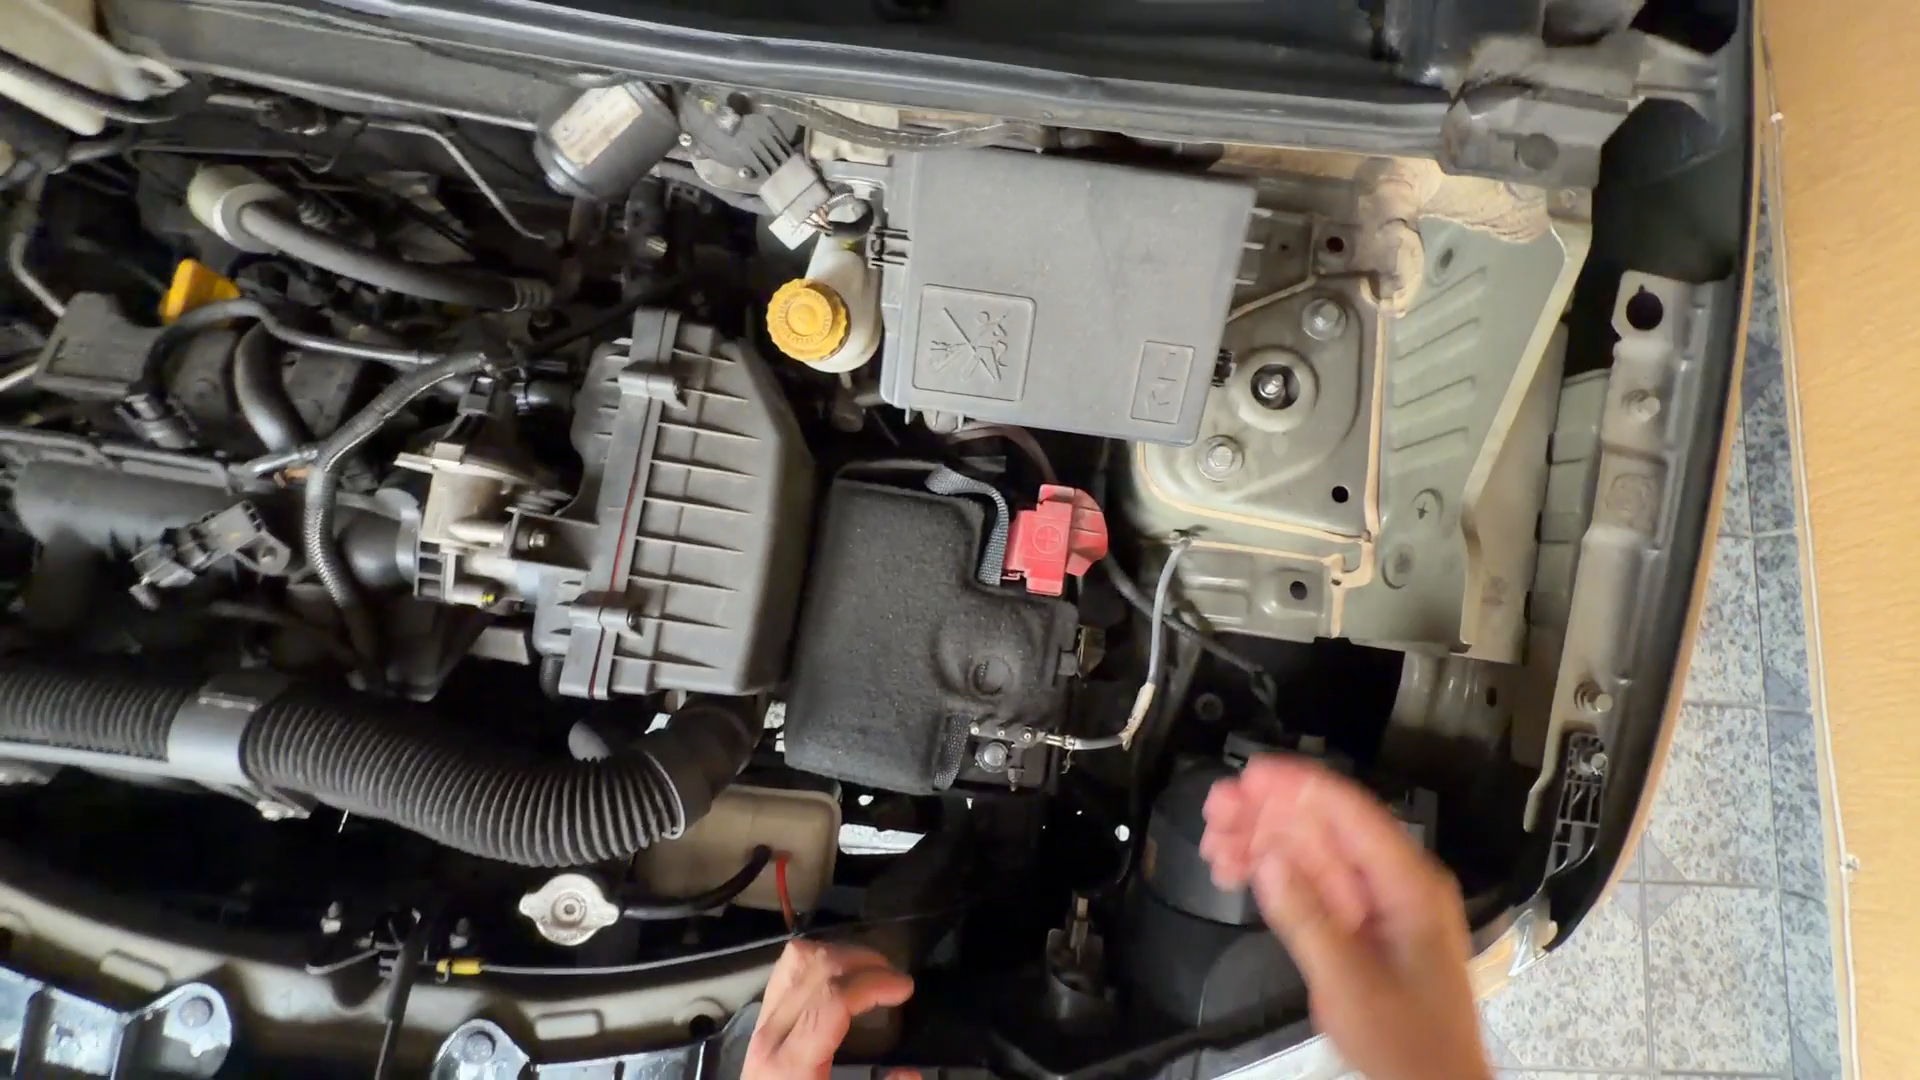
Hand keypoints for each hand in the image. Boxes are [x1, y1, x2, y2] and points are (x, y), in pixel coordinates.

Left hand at [742, 940, 918, 1079]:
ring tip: (871, 970)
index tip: (906, 988)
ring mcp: (762, 1021)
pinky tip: (840, 974)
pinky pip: (789, 968)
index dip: (874, 983)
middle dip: (865, 963)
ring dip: (842, 954)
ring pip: (801, 959)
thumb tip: (911, 1072)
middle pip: (820, 969)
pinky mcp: (761, 1017)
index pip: (833, 998)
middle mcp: (771, 1033)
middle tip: (895, 979)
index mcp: (790, 1064)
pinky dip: (819, 958)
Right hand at [1198, 756, 1490, 1079]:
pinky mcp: (1348, 915)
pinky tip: (1231, 866)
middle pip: (1318, 825)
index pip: (1350, 813)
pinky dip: (1265, 869)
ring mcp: (1368, 896)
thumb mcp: (1355, 986)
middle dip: (1263, 813)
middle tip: (1216, 808)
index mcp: (1407, 885)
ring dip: (1256, 839)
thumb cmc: (1410, 1047)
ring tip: (1213, 839)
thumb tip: (1269, 862)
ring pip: (1304, 846)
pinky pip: (1302, 876)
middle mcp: (1389, 879)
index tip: (1252, 776)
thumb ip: (1310, 921)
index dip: (1298, 786)